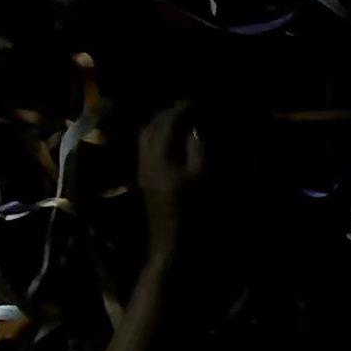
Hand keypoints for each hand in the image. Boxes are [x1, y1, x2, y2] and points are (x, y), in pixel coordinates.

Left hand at [138, 102, 205, 262]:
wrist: (174, 249)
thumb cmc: (197, 215)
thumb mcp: (206, 178)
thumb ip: (200, 148)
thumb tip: (197, 127)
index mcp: (163, 154)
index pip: (173, 119)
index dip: (187, 107)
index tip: (202, 101)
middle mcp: (148, 157)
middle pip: (155, 124)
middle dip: (172, 112)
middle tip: (191, 107)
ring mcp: (144, 170)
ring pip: (147, 136)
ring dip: (162, 124)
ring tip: (180, 120)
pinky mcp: (145, 182)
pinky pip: (146, 149)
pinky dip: (157, 138)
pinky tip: (171, 142)